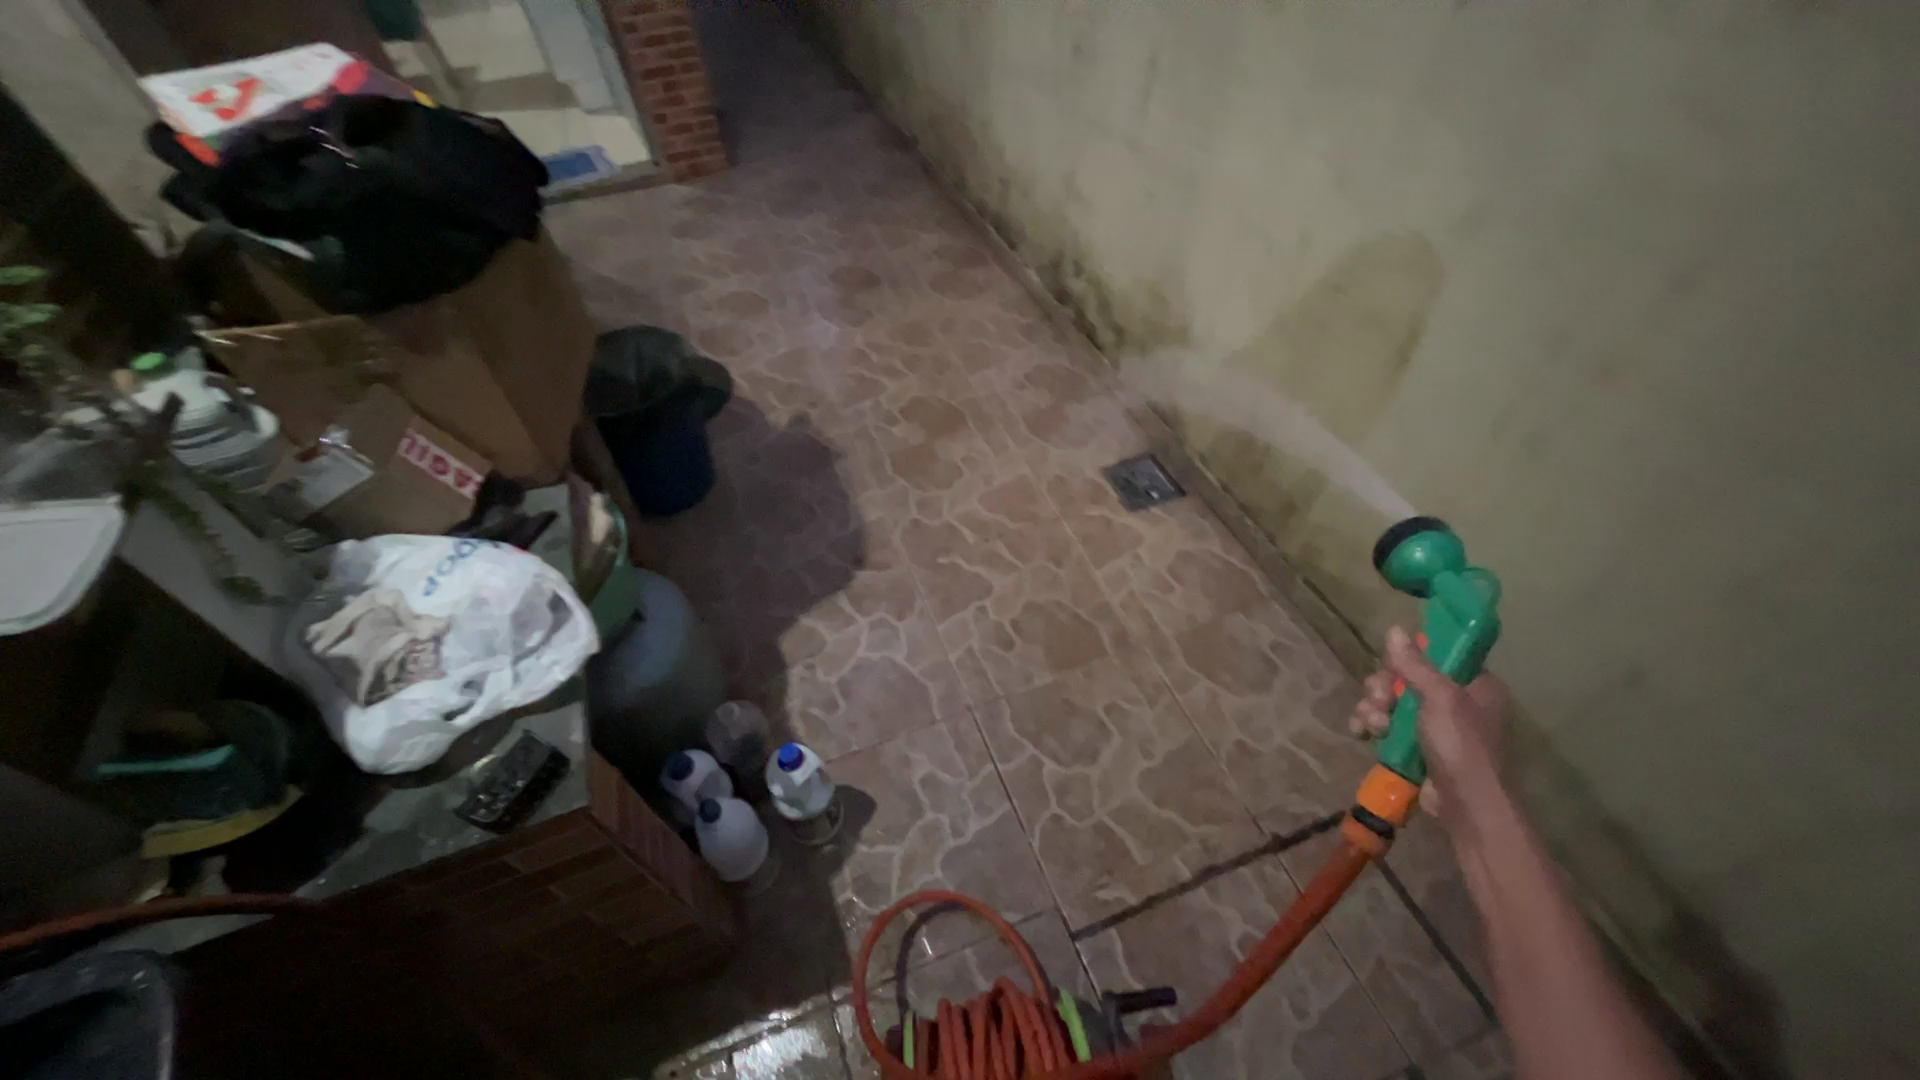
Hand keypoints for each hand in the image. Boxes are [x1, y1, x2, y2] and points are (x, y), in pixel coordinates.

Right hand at [1348, 626, 1509, 819]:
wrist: (1466, 806)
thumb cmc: (1461, 745)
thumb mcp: (1439, 698)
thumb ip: (1415, 664)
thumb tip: (1394, 629)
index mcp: (1474, 684)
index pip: (1436, 655)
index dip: (1409, 658)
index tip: (1392, 667)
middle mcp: (1456, 701)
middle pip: (1405, 677)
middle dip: (1382, 688)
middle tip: (1379, 701)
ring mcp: (1434, 726)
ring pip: (1390, 702)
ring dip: (1373, 709)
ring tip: (1372, 726)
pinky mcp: (1416, 747)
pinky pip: (1386, 726)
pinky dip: (1371, 727)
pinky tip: (1361, 733)